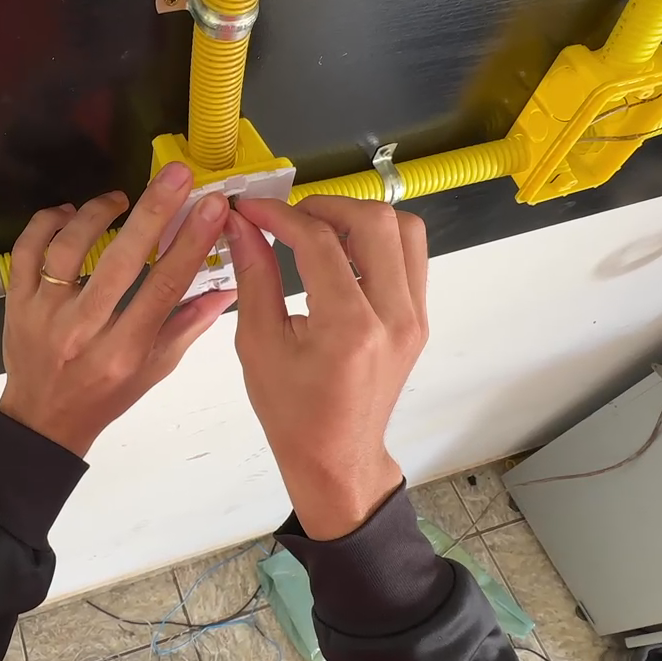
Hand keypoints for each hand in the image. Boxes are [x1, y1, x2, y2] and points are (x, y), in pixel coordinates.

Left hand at [0, 161, 235, 456]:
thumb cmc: (105, 396)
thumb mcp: (154, 370)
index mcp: (123, 352)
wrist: (42, 420)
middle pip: (120, 262)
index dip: (191, 244)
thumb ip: (189, 326)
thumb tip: (227, 287)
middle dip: (153, 212)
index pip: (163, 289)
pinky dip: (47, 223)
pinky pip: (26, 251)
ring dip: (97, 213)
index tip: (212, 207)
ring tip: (119, 199)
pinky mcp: (15, 302)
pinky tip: (69, 213)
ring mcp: (43, 314)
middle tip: (177, 175)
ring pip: (68, 249)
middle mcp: (82, 331)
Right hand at [225, 196, 428, 538]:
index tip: (253, 210)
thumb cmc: (293, 412)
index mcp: (348, 329)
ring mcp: (414, 317)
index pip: (319, 241)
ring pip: (404, 230)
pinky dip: (376, 240)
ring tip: (319, 230)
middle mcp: (393, 318)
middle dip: (325, 205)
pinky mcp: (419, 318)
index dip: (279, 215)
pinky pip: (410, 255)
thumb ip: (253, 276)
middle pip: (375, 221)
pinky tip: (341, 254)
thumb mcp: (257, 344)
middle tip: (288, 217)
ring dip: (358, 217)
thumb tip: (242, 227)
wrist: (336, 455)